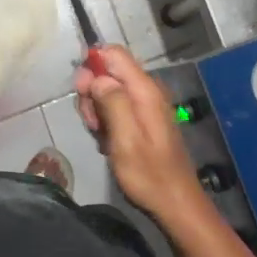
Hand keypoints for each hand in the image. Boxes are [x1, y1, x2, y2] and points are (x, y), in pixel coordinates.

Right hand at [75, 46, 204, 218]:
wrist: (174, 202)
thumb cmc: (148, 173)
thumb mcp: (125, 139)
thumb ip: (112, 102)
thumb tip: (97, 77)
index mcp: (145, 90)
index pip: (114, 54)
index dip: (93, 64)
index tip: (81, 91)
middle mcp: (147, 91)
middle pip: (109, 73)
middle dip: (93, 94)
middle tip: (92, 124)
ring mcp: (146, 106)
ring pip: (110, 92)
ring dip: (98, 111)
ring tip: (101, 138)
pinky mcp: (143, 121)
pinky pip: (117, 109)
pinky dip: (107, 123)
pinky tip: (108, 143)